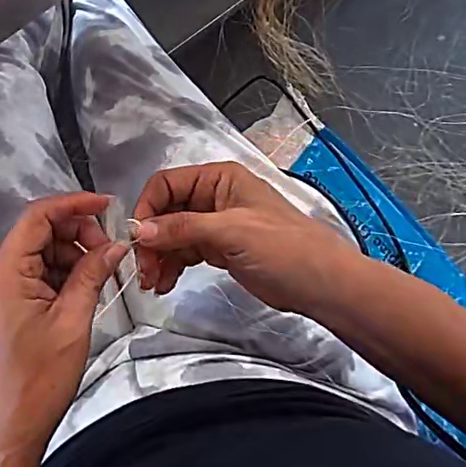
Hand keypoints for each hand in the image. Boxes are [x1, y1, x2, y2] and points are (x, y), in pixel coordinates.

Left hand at [0, 192, 128, 461]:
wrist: (13, 423)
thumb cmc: (38, 378)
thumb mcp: (73, 320)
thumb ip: (92, 275)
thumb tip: (113, 246)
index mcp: (5, 270)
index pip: (37, 217)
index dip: (73, 204)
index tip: (106, 204)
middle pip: (39, 232)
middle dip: (77, 234)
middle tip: (110, 251)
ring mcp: (3, 288)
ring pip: (42, 253)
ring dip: (73, 256)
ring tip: (103, 273)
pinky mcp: (11, 303)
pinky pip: (39, 274)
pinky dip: (65, 274)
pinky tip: (88, 287)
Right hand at [130, 161, 361, 313]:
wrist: (328, 288)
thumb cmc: (288, 249)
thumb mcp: (232, 232)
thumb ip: (182, 228)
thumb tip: (139, 231)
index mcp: (219, 179)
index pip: (166, 184)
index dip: (147, 208)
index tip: (137, 236)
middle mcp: (212, 197)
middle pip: (164, 212)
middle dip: (150, 239)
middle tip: (142, 268)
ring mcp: (214, 224)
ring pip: (170, 235)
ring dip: (157, 257)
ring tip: (151, 282)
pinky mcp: (217, 249)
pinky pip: (182, 253)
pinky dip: (169, 267)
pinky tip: (163, 283)